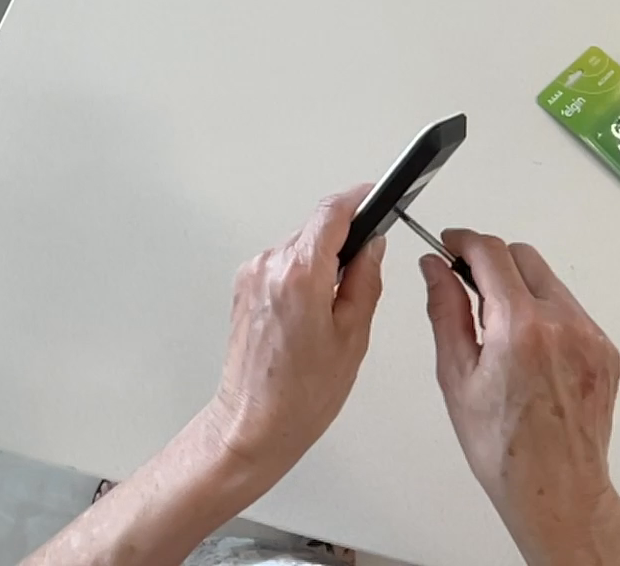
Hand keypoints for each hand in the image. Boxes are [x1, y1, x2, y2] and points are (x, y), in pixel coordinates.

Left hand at [202, 185, 385, 487]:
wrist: (252, 423)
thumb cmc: (301, 395)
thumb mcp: (353, 336)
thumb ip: (366, 279)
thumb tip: (372, 245)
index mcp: (301, 274)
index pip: (332, 212)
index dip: (358, 198)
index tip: (375, 195)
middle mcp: (271, 264)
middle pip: (315, 228)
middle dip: (343, 241)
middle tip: (363, 273)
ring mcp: (253, 273)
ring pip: (299, 245)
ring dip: (321, 260)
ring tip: (331, 308)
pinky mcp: (244, 284)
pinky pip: (282, 262)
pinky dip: (301, 274)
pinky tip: (309, 312)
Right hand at [421, 231, 619, 565]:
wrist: (558, 493)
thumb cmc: (502, 446)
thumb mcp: (456, 375)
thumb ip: (445, 308)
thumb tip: (433, 266)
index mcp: (519, 328)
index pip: (491, 253)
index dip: (463, 240)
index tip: (449, 243)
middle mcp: (561, 323)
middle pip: (522, 255)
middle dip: (490, 259)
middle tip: (467, 282)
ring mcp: (589, 335)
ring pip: (547, 278)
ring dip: (517, 284)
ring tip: (498, 322)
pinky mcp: (605, 350)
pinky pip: (568, 307)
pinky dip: (542, 309)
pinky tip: (527, 344)